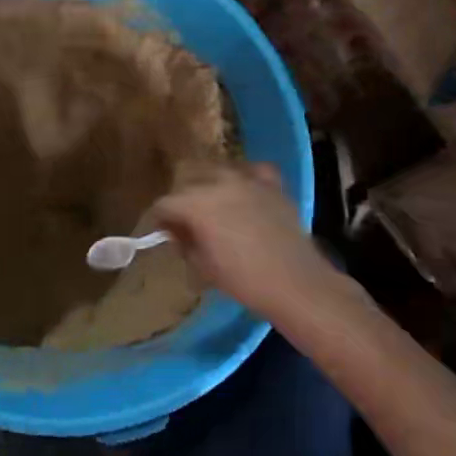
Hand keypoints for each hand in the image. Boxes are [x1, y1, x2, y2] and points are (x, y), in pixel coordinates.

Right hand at [149, 163, 337, 317]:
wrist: (297, 284)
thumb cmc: (243, 280)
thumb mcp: (200, 265)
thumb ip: (183, 241)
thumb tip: (177, 230)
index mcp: (196, 204)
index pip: (164, 203)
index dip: (159, 218)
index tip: (162, 232)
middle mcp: (219, 184)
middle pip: (188, 183)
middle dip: (182, 201)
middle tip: (185, 223)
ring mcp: (248, 181)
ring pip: (217, 172)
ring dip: (209, 187)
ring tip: (213, 207)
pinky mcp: (273, 186)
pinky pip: (252, 171)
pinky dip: (244, 178)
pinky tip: (244, 192)